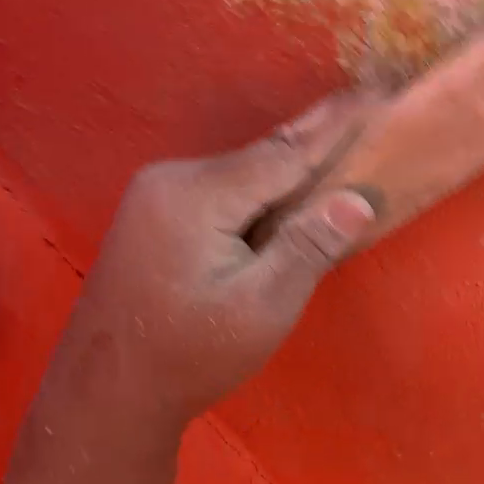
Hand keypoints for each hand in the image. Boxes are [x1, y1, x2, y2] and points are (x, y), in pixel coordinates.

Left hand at [46, 92, 376, 434]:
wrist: (105, 394)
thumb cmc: (190, 354)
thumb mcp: (262, 307)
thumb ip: (309, 247)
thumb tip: (358, 199)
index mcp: (199, 195)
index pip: (286, 150)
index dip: (338, 122)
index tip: (378, 89)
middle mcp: (174, 178)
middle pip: (265, 155)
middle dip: (320, 133)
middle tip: (370, 101)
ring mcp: (159, 194)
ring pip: (247, 172)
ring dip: (295, 165)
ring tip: (345, 146)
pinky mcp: (158, 213)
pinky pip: (229, 188)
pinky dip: (268, 187)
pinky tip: (293, 191)